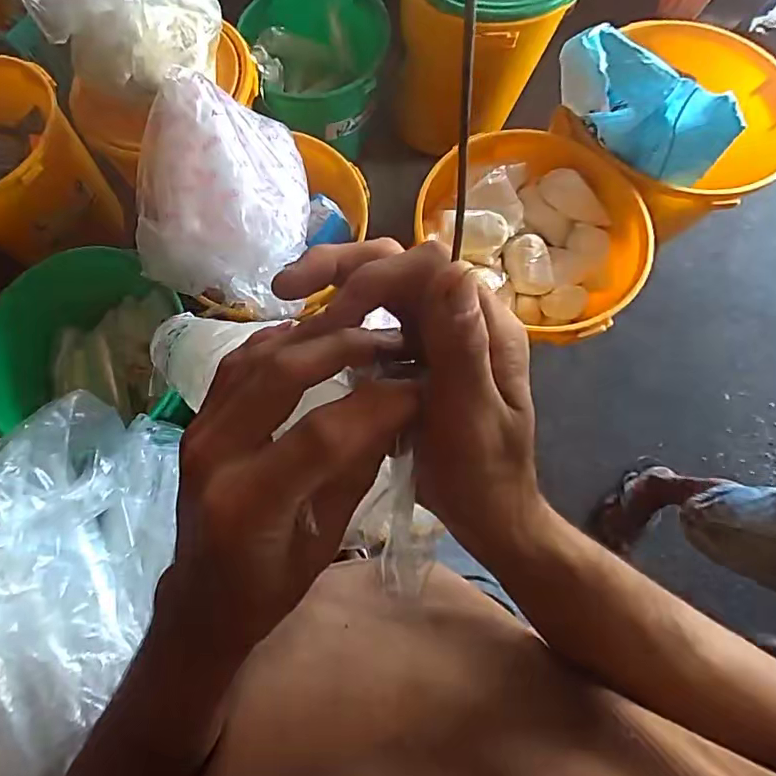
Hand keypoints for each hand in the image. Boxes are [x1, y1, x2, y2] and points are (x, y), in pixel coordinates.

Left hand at [160, 316, 418, 663]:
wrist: (202, 597)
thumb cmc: (269, 586)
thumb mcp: (325, 540)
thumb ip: (357, 468)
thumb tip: (400, 405)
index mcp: (248, 503)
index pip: (323, 433)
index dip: (378, 402)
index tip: (419, 384)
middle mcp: (213, 456)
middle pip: (280, 374)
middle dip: (343, 347)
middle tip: (390, 340)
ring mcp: (196, 432)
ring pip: (253, 359)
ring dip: (308, 335)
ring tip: (356, 327)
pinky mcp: (194, 421)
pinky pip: (234, 366)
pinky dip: (272, 343)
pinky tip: (306, 334)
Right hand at [272, 241, 547, 560]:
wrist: (488, 513)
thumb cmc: (483, 474)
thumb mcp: (471, 417)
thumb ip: (463, 348)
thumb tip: (452, 273)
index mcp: (483, 323)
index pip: (425, 266)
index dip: (374, 277)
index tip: (332, 315)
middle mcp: (458, 315)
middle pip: (397, 262)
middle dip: (339, 266)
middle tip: (286, 288)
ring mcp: (434, 331)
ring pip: (380, 285)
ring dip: (333, 285)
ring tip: (288, 299)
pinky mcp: (413, 351)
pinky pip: (372, 318)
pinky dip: (338, 317)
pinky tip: (310, 337)